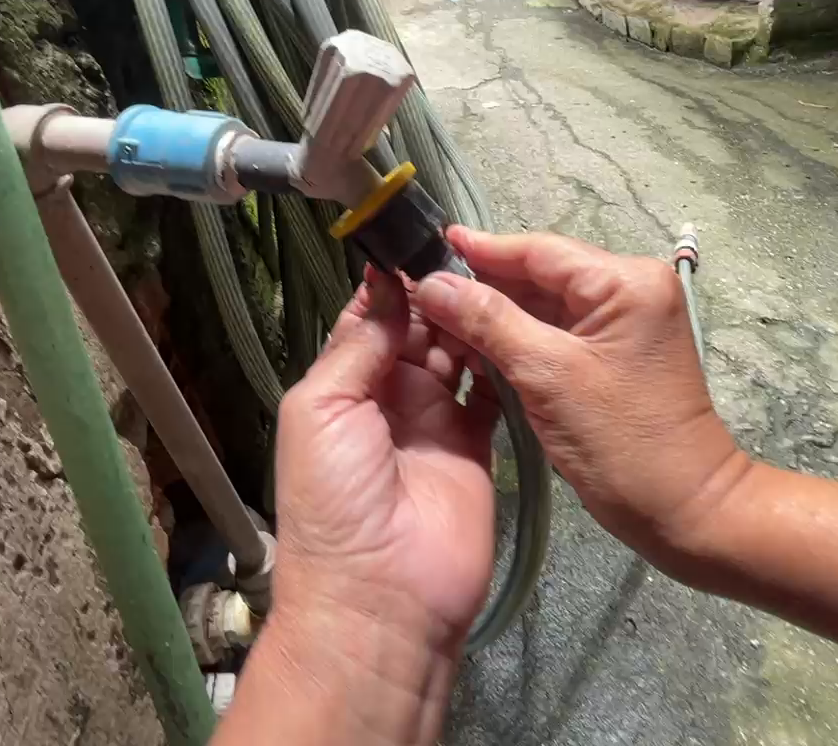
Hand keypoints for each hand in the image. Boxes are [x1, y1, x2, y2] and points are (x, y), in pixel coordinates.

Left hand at [271, 266, 498, 650]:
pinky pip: (491, 389)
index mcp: (344, 382)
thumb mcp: (323, 408)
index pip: (371, 316)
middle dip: (437, 294)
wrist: (383, 596)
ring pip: (456, 349)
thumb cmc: (336, 496)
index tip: (422, 241)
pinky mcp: (477, 439)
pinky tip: (514, 324)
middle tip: (469, 256)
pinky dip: (499, 358)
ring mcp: (436, 415)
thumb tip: (386, 280)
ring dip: (468, 319)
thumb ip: (360, 344)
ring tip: (494, 280)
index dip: (393, 282)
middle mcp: (390, 392)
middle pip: (418, 327)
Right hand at [412, 228, 750, 571]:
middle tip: (425, 289)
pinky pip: (556, 329)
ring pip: (544, 302)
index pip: (540, 250)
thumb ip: (488, 321)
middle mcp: (629, 286)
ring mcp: (623, 318)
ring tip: (439, 316)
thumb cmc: (620, 442)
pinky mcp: (612, 348)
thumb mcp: (547, 375)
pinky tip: (475, 342)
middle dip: (483, 285)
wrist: (684, 510)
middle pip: (540, 274)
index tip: (433, 242)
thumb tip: (432, 283)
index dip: (482, 248)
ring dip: (495, 313)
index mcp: (625, 281)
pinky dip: (517, 336)